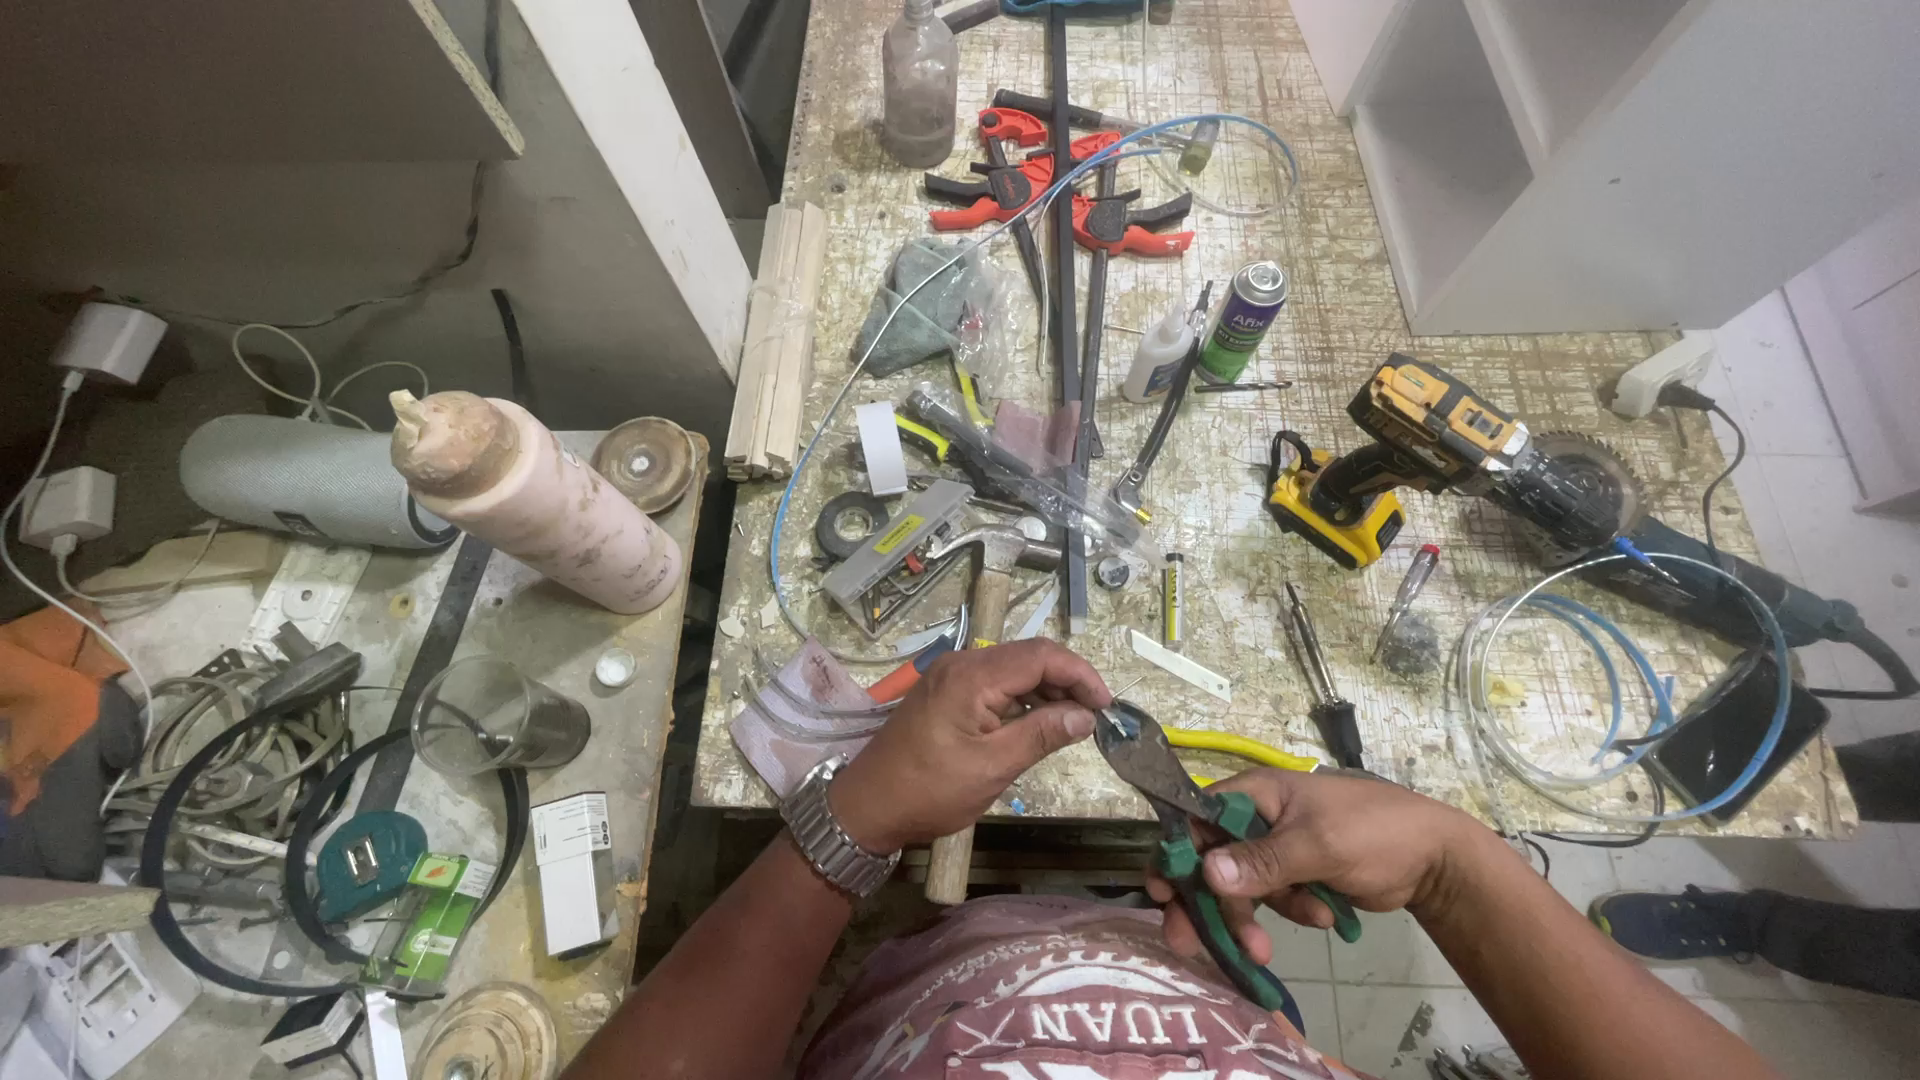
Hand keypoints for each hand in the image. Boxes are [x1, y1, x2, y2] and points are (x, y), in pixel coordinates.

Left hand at [828, 639, 1111, 852]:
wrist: (867, 806)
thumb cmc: (930, 790)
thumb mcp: (993, 767)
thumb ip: (1041, 734)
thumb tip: (1085, 716)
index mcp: (973, 675)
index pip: (1041, 656)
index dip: (1080, 675)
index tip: (1106, 706)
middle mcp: (961, 663)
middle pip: (1028, 656)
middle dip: (1066, 680)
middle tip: (1093, 716)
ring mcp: (950, 674)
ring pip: (1012, 667)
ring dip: (1045, 688)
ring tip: (1071, 722)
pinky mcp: (945, 690)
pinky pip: (993, 681)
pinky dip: (1021, 696)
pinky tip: (1036, 721)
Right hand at [1149, 768, 1489, 964]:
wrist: (1436, 858)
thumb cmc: (1373, 831)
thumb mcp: (1317, 844)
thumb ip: (1262, 861)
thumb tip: (1207, 874)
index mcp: (1254, 794)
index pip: (1197, 818)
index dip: (1175, 851)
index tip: (1160, 890)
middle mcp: (1256, 819)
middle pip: (1212, 860)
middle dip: (1205, 903)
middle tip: (1185, 942)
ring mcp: (1276, 849)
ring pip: (1241, 888)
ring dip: (1251, 920)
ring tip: (1263, 954)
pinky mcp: (1296, 875)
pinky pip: (1274, 900)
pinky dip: (1292, 913)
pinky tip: (1325, 916)